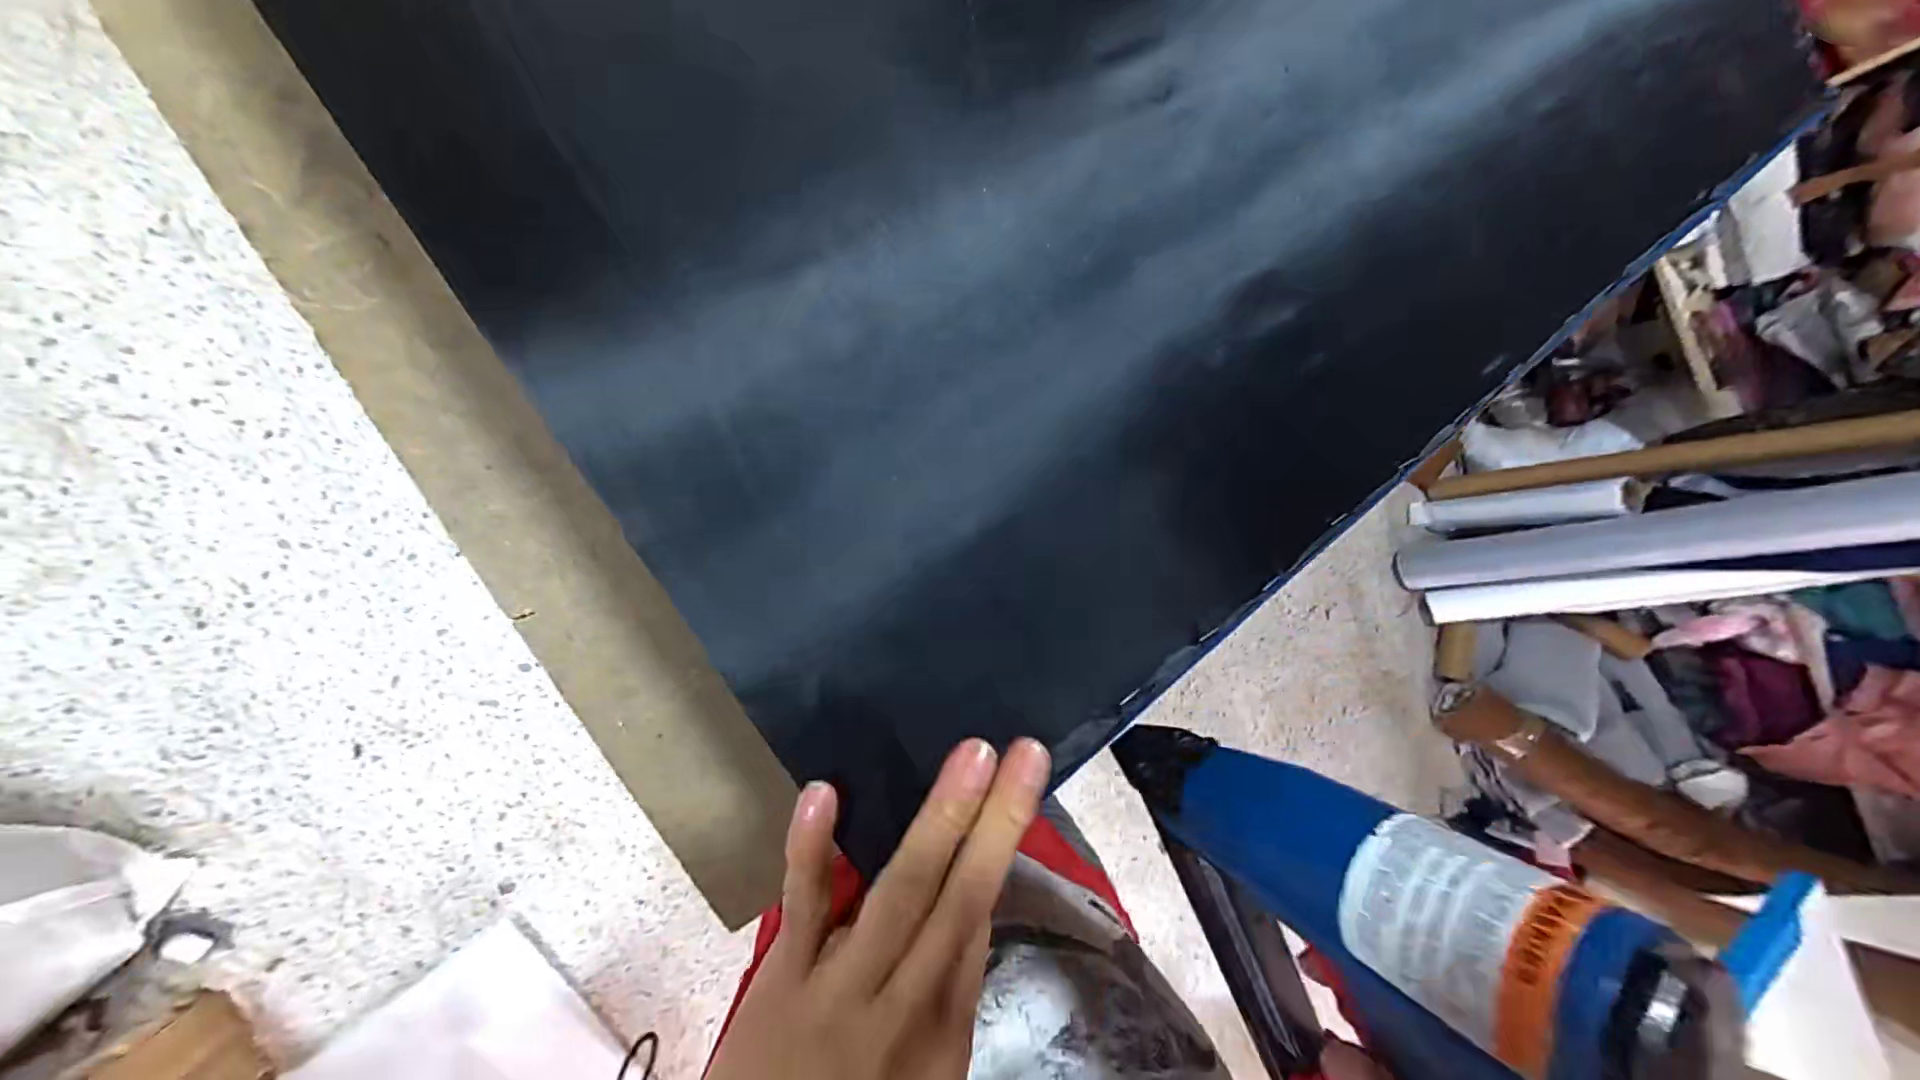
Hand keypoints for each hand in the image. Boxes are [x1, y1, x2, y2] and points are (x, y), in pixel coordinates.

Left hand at [707, 737, 1051, 1079]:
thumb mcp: (930, 1071)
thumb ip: (950, 991)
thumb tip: (970, 912)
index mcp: (945, 1023)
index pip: (979, 915)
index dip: (1003, 844)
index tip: (1020, 780)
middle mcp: (905, 998)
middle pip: (960, 897)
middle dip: (996, 821)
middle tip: (1023, 754)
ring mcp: (842, 982)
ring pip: (900, 890)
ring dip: (939, 820)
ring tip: (971, 757)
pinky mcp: (783, 976)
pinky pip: (802, 904)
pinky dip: (810, 847)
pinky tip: (824, 791)